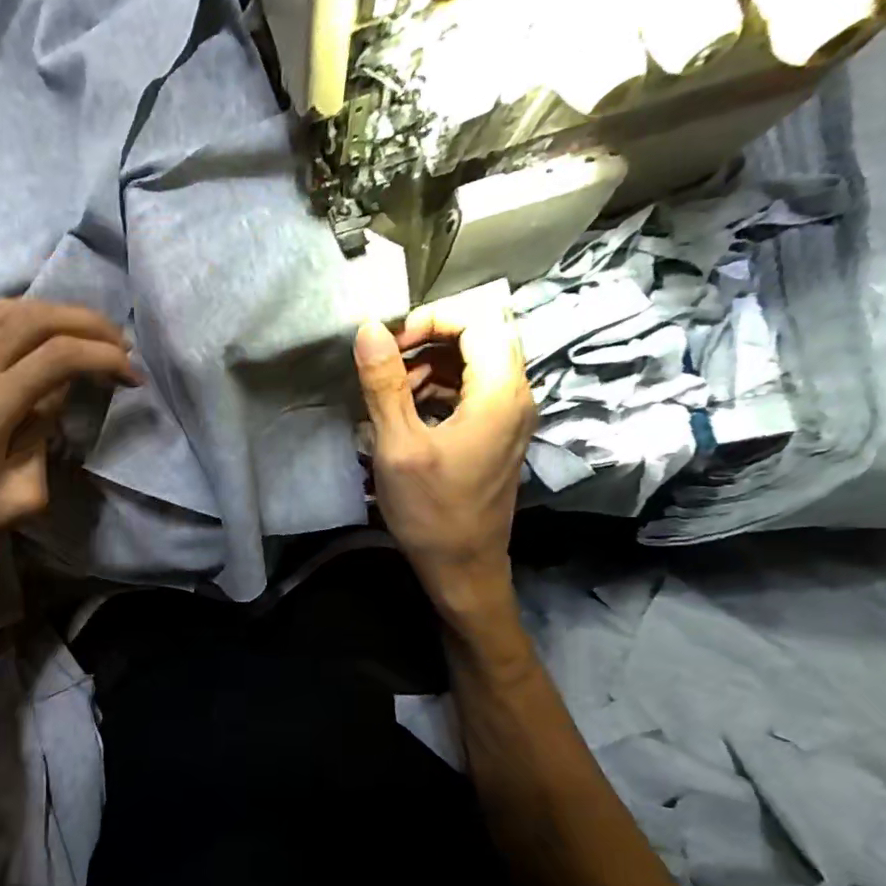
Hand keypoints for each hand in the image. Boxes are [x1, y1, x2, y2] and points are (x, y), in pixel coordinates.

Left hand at [0, 299, 138, 576]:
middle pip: (34, 319)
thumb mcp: (27, 490)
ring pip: (9, 310)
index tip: (133, 376)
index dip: (103, 357)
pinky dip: (27, 316)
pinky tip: (49, 333)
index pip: (56, 357)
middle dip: (87, 323)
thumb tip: (60, 387)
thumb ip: (47, 430)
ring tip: (90, 334)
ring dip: (58, 313)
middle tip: (121, 345)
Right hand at [352, 304, 534, 600]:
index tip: (391, 343)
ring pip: (475, 361)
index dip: (432, 318)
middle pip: (480, 336)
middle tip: (388, 362)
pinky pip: (473, 388)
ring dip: (432, 363)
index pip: (479, 319)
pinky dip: (441, 386)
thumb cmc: (431, 511)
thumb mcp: (398, 446)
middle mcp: (517, 395)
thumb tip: (369, 329)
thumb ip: (385, 384)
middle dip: (429, 338)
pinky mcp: (498, 432)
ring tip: (393, 390)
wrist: (463, 567)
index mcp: (501, 393)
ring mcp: (510, 415)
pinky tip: (409, 409)